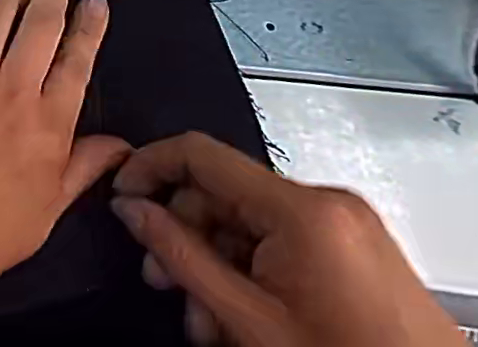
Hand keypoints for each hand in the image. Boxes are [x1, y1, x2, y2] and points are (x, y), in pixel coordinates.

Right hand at [111, 133, 464, 346]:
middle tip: (163, 276)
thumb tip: (136, 212)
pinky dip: (252, 267)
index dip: (151, 165)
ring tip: (208, 315)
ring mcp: (345, 222)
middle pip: (224, 190)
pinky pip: (282, 237)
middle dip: (185, 232)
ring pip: (250, 218)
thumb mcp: (252, 324)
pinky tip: (243, 313)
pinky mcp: (354, 244)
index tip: (124, 190)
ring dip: (216, 259)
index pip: (202, 153)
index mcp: (303, 210)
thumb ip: (183, 258)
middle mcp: (328, 202)